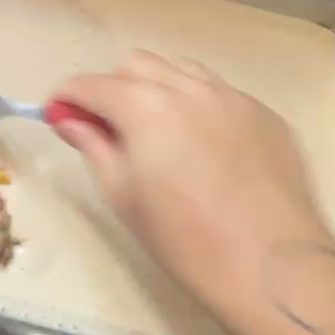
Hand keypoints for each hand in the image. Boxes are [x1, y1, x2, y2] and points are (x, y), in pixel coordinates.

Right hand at [50, 51, 334, 305]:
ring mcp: (232, 97)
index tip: (58, 112)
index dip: (68, 96)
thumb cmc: (185, 239)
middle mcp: (188, 87)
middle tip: (110, 126)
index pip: (92, 84)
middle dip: (114, 87)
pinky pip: (219, 93)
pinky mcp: (265, 114)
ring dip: (157, 88)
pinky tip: (203, 146)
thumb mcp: (123, 195)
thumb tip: (67, 118)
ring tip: (158, 130)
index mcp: (145, 105)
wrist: (275, 270)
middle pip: (136, 65)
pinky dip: (198, 106)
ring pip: (180, 70)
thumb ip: (92, 145)